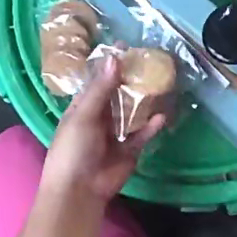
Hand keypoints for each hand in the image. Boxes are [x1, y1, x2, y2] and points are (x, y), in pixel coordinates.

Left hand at [40, 59, 164, 204]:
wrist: (79, 190)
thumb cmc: (73, 149)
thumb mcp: (84, 115)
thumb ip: (100, 88)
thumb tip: (115, 58)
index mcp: (82, 107)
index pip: (97, 80)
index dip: (109, 65)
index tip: (126, 46)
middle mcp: (99, 117)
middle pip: (118, 94)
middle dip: (131, 79)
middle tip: (151, 61)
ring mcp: (115, 134)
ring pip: (132, 112)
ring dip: (144, 100)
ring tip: (162, 81)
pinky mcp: (129, 151)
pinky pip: (142, 134)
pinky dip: (151, 126)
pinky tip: (163, 115)